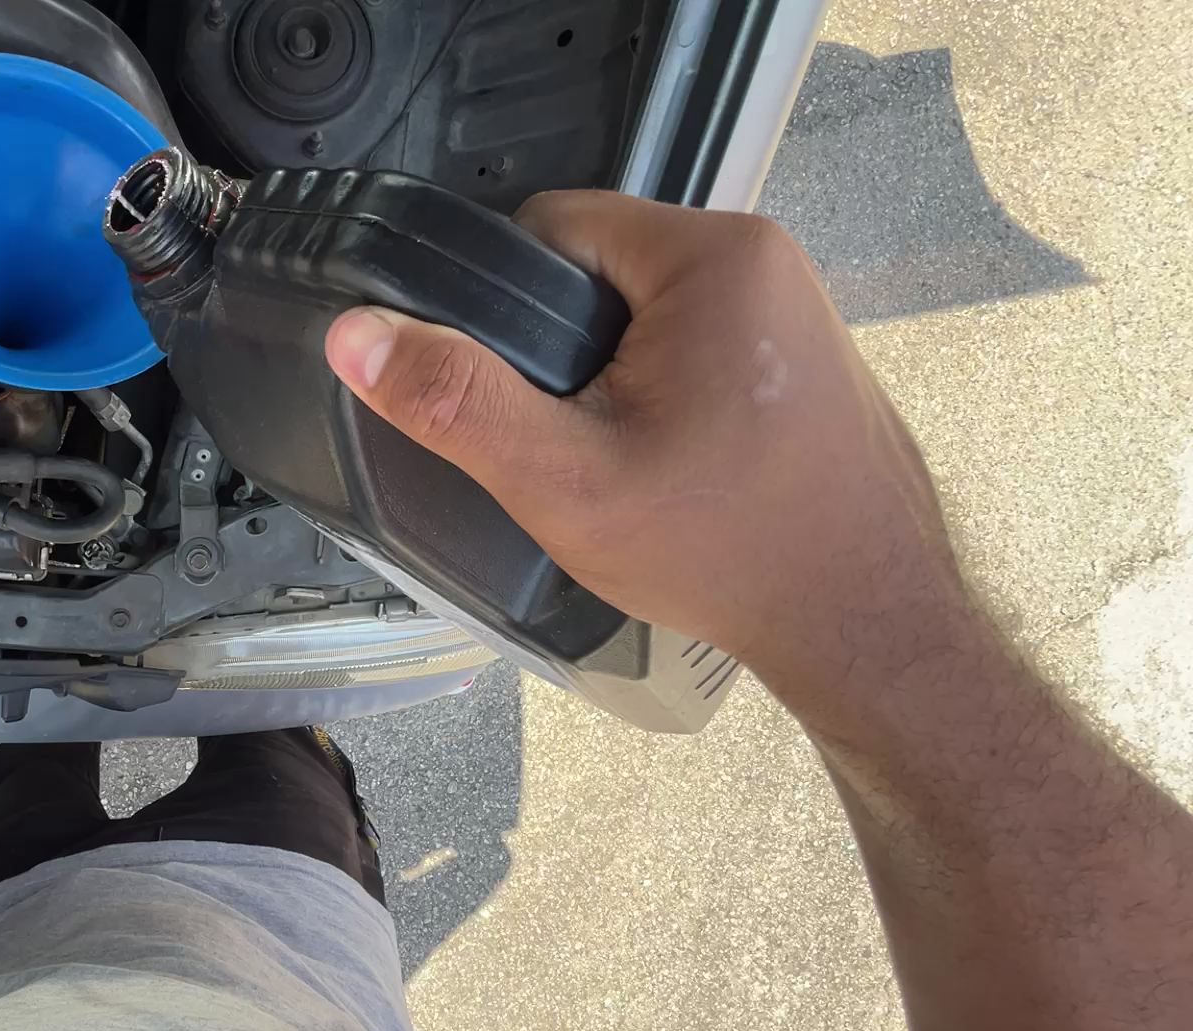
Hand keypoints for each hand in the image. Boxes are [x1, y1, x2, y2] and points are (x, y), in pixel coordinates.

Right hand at [323, 190, 968, 683]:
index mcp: (708, 257)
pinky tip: (639, 451)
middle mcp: (756, 259)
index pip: (548, 227)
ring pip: (623, 308)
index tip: (491, 381)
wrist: (858, 621)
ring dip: (585, 369)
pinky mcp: (780, 352)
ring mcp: (777, 305)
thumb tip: (354, 335)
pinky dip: (632, 384)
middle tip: (542, 433)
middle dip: (542, 345)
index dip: (493, 300)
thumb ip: (453, 402)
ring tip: (587, 448)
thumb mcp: (558, 479)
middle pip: (585, 269)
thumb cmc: (716, 548)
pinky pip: (670, 338)